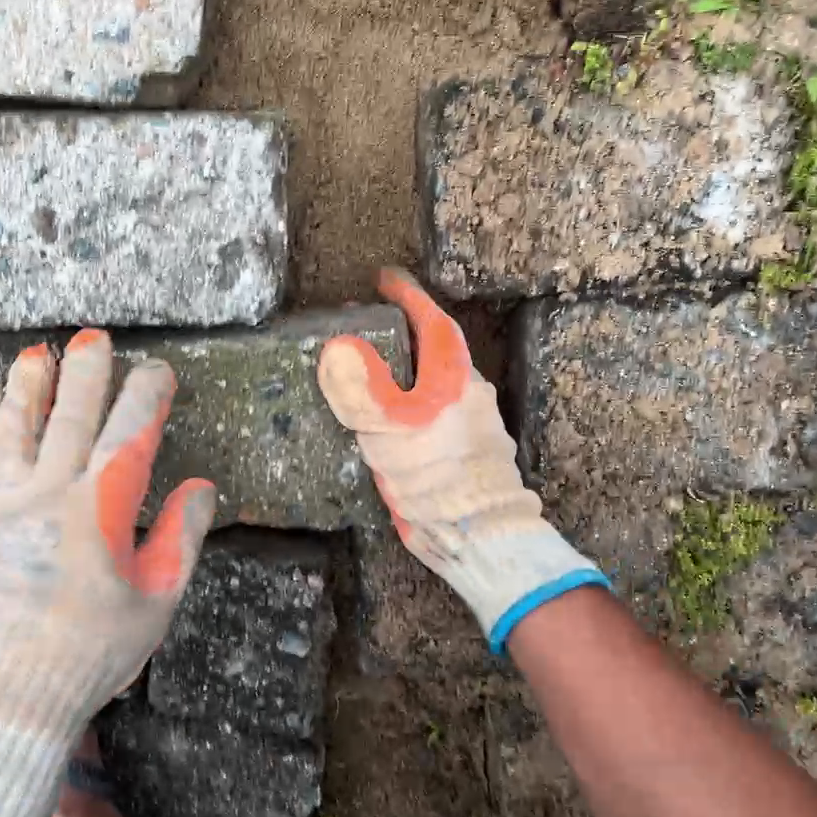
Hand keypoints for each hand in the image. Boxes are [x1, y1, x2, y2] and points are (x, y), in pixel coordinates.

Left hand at [0, 329, 216, 816]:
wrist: (6, 693)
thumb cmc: (89, 650)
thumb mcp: (155, 602)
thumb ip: (180, 539)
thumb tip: (201, 487)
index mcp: (100, 511)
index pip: (130, 433)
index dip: (147, 395)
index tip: (157, 372)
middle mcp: (48, 493)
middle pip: (71, 414)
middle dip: (86, 371)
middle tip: (93, 339)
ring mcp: (0, 500)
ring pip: (15, 424)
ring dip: (27, 385)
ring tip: (36, 354)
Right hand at [318, 268, 605, 648]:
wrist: (478, 537)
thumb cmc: (436, 475)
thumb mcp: (388, 426)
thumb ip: (361, 386)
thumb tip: (338, 347)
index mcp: (453, 376)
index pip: (432, 321)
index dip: (408, 296)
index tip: (386, 279)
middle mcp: (467, 392)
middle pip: (434, 348)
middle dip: (401, 333)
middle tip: (364, 326)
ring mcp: (469, 423)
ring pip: (433, 382)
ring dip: (404, 370)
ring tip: (367, 371)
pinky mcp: (463, 452)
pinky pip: (432, 412)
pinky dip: (408, 403)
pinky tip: (385, 420)